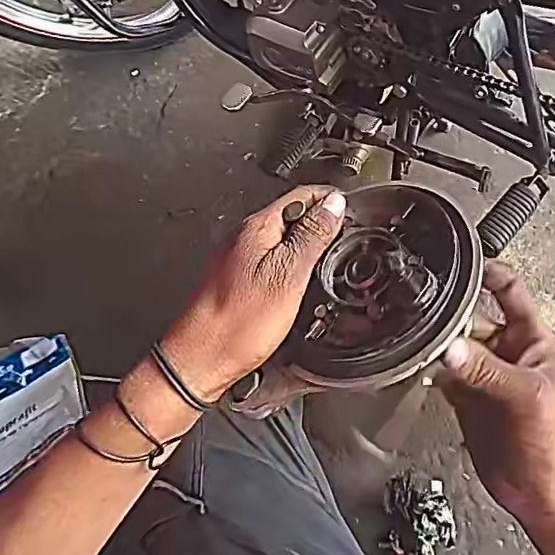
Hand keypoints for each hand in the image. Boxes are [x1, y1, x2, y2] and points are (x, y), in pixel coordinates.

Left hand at [160, 185, 345, 393]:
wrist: (201, 360)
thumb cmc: (237, 323)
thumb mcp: (287, 275)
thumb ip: (312, 236)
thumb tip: (334, 205)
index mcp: (257, 228)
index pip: (302, 195)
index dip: (332, 201)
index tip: (353, 214)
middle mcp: (244, 238)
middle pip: (292, 215)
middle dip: (322, 222)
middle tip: (347, 238)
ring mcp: (239, 258)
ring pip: (283, 238)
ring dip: (308, 244)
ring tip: (329, 259)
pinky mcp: (238, 280)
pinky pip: (273, 260)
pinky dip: (293, 265)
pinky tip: (301, 281)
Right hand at [437, 262, 554, 529]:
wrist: (541, 492)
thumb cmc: (553, 444)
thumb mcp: (525, 397)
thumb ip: (487, 370)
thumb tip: (451, 348)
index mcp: (530, 341)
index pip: (510, 291)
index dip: (489, 272)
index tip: (463, 260)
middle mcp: (505, 352)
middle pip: (472, 317)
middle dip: (450, 312)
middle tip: (425, 308)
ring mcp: (483, 374)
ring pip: (453, 345)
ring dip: (435, 341)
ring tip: (414, 335)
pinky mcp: (465, 396)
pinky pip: (441, 372)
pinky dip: (427, 367)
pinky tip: (416, 363)